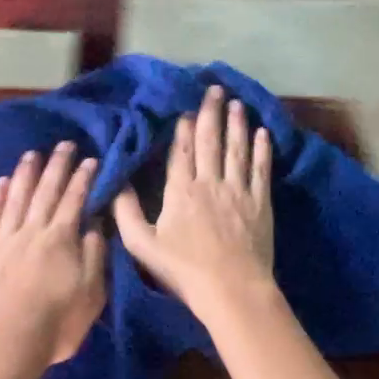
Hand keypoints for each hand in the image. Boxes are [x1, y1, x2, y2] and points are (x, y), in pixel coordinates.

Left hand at [0, 143, 105, 365]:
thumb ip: (93, 256)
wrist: (3, 343)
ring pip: (16, 197)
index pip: (74, 201)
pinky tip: (0, 183)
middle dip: (57, 166)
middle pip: (45, 192)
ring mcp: (2, 239)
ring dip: (25, 174)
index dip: (82, 178)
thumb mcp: (91, 295)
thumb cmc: (55, 325)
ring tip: (32, 154)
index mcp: (61, 240)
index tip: (89, 159)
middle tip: (63, 144)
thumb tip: (93, 225)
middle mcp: (31, 231)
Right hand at [113, 86, 278, 322]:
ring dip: (236, 124)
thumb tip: (115, 182)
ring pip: (237, 149)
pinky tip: (263, 134)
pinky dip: (262, 150)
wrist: (231, 289)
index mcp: (181, 191)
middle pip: (210, 141)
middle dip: (211, 113)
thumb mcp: (142, 245)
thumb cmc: (184, 270)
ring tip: (237, 103)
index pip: (182, 151)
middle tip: (215, 90)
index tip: (186, 108)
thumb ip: (125, 212)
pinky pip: (261, 170)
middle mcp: (210, 182)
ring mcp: (238, 191)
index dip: (183, 127)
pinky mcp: (260, 204)